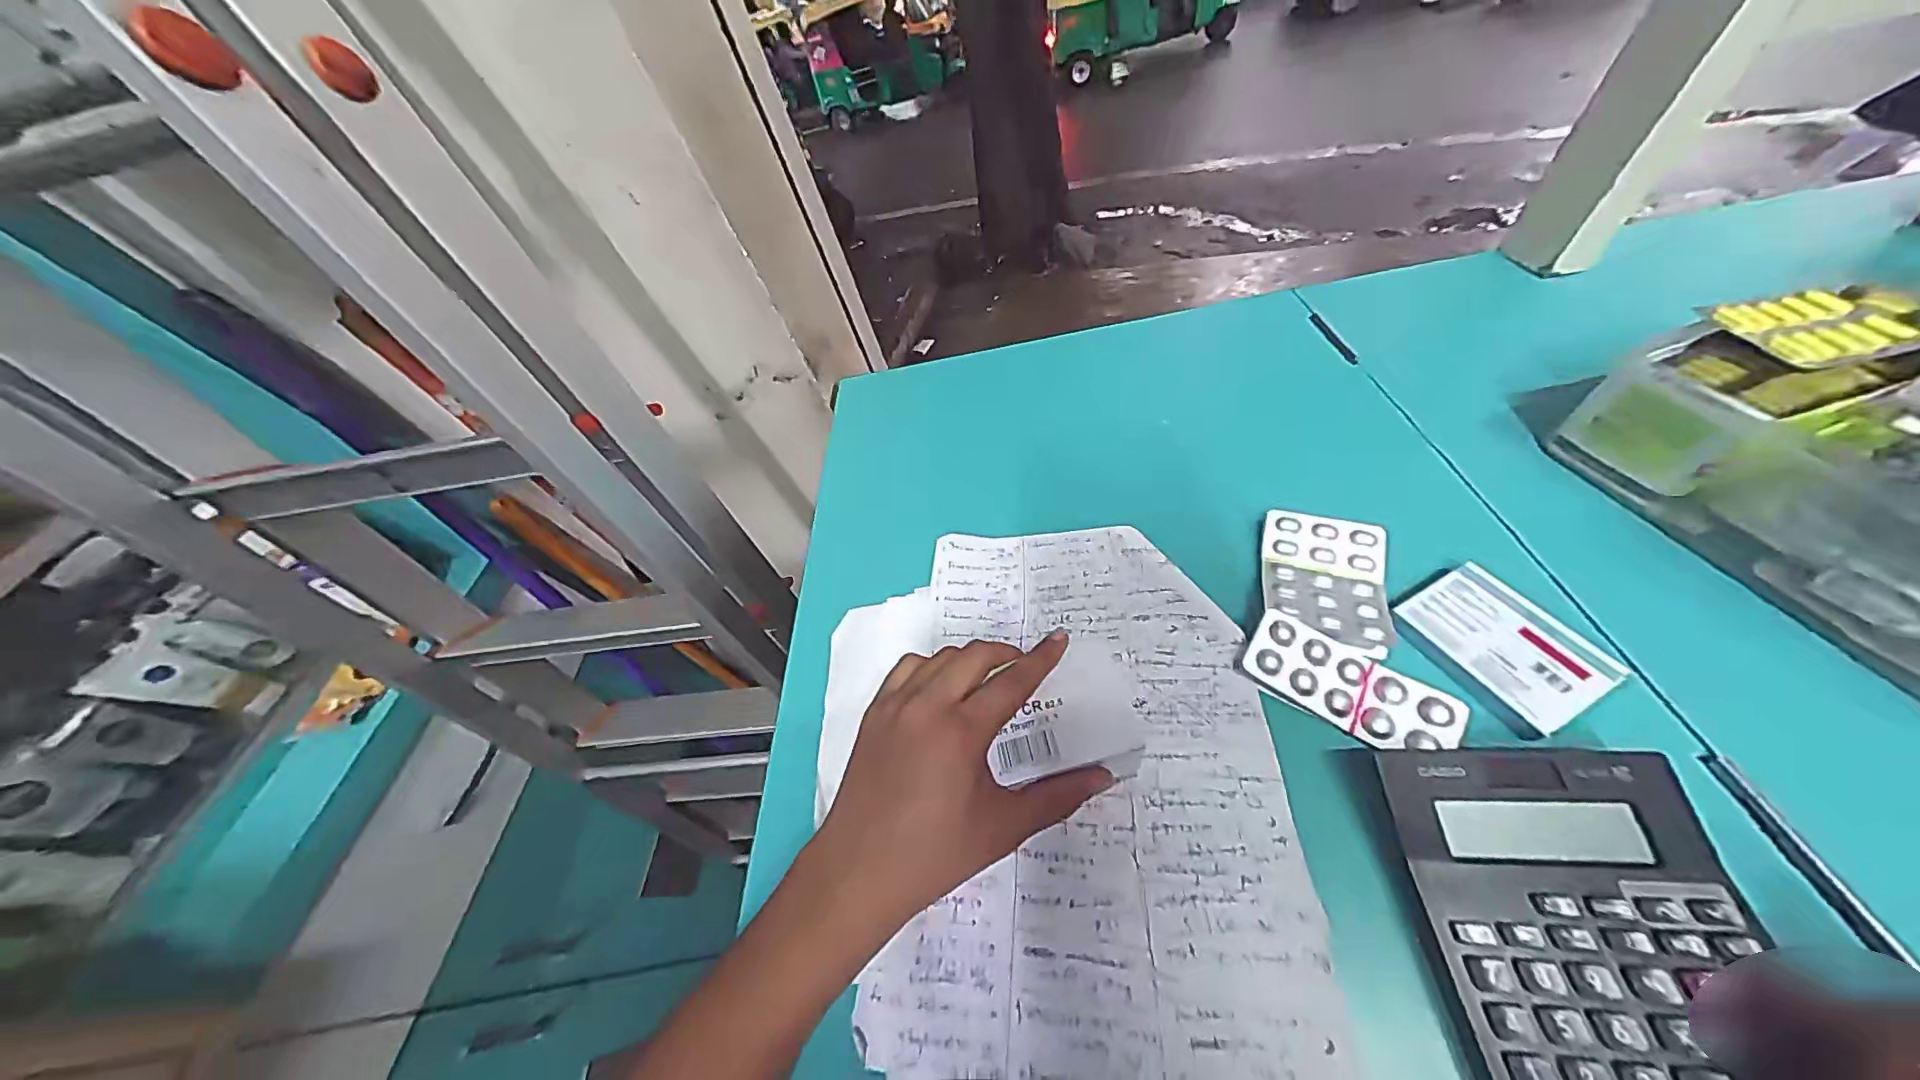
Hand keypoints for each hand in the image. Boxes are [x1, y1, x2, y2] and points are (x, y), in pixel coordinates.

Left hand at [805, 631, 1114, 922]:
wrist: (858, 871)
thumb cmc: (934, 854)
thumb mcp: (1003, 827)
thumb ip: (1057, 796)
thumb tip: (1101, 777)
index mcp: (961, 732)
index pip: (1012, 681)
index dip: (1041, 659)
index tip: (1058, 640)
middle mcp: (926, 707)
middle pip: (975, 656)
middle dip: (1007, 653)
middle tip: (1026, 666)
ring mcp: (894, 707)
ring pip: (939, 658)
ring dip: (969, 659)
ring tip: (986, 678)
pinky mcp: (873, 714)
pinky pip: (906, 670)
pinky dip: (930, 667)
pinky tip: (940, 687)